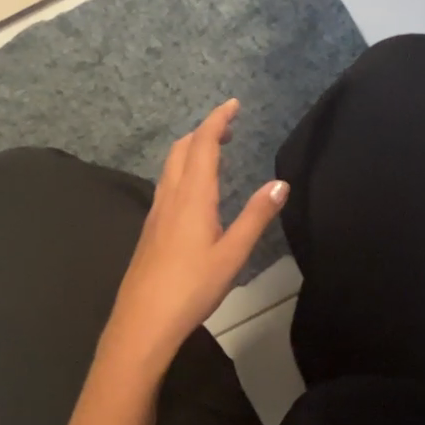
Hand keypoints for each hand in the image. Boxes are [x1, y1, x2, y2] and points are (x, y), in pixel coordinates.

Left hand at [97, 99, 287, 375]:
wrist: (143, 320)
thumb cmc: (192, 287)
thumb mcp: (233, 254)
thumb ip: (257, 216)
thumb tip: (280, 182)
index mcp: (193, 196)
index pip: (203, 144)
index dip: (217, 120)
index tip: (233, 104)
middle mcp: (170, 197)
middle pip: (182, 149)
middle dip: (203, 131)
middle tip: (228, 126)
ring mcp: (156, 213)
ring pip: (170, 166)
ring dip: (190, 149)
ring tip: (213, 150)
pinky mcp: (150, 229)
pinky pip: (166, 184)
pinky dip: (182, 170)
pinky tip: (192, 190)